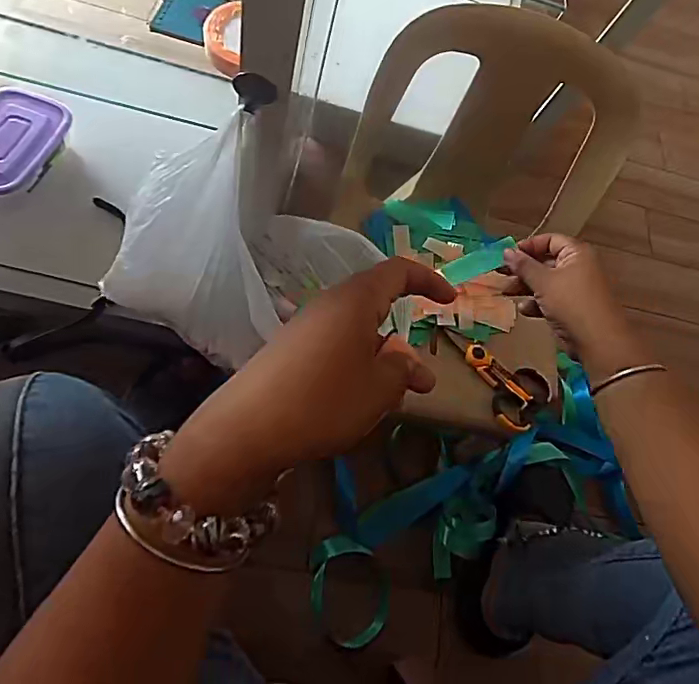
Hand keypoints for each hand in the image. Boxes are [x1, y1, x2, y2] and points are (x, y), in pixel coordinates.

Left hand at [160, 258, 454, 512]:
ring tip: (393, 402)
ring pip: (356, 334)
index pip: (397, 271)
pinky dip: (356, 369)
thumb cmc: (324, 399)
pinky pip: (335, 349)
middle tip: (421, 380)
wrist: (248, 427)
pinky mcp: (290, 352)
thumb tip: (407, 360)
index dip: (427, 280)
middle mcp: (329, 304)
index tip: (449, 300)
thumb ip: (401, 368)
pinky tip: (356, 404)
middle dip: (403, 339)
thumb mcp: (378, 388)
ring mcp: (306, 327)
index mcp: (355, 299)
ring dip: (380, 361)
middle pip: (375, 306)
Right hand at [501, 233, 629, 361]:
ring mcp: (575, 289)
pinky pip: (550, 299)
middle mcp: (577, 268)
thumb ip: (523, 265)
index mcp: (576, 254)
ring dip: (525, 286)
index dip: (528, 246)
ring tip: (506, 291)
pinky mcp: (572, 308)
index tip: (509, 255)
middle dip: (522, 269)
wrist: (598, 342)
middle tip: (501, 273)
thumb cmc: (571, 303)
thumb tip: (507, 251)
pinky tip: (525, 309)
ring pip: (545, 282)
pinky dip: (537, 303)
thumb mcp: (543, 281)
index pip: (550, 240)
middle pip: (545, 262)